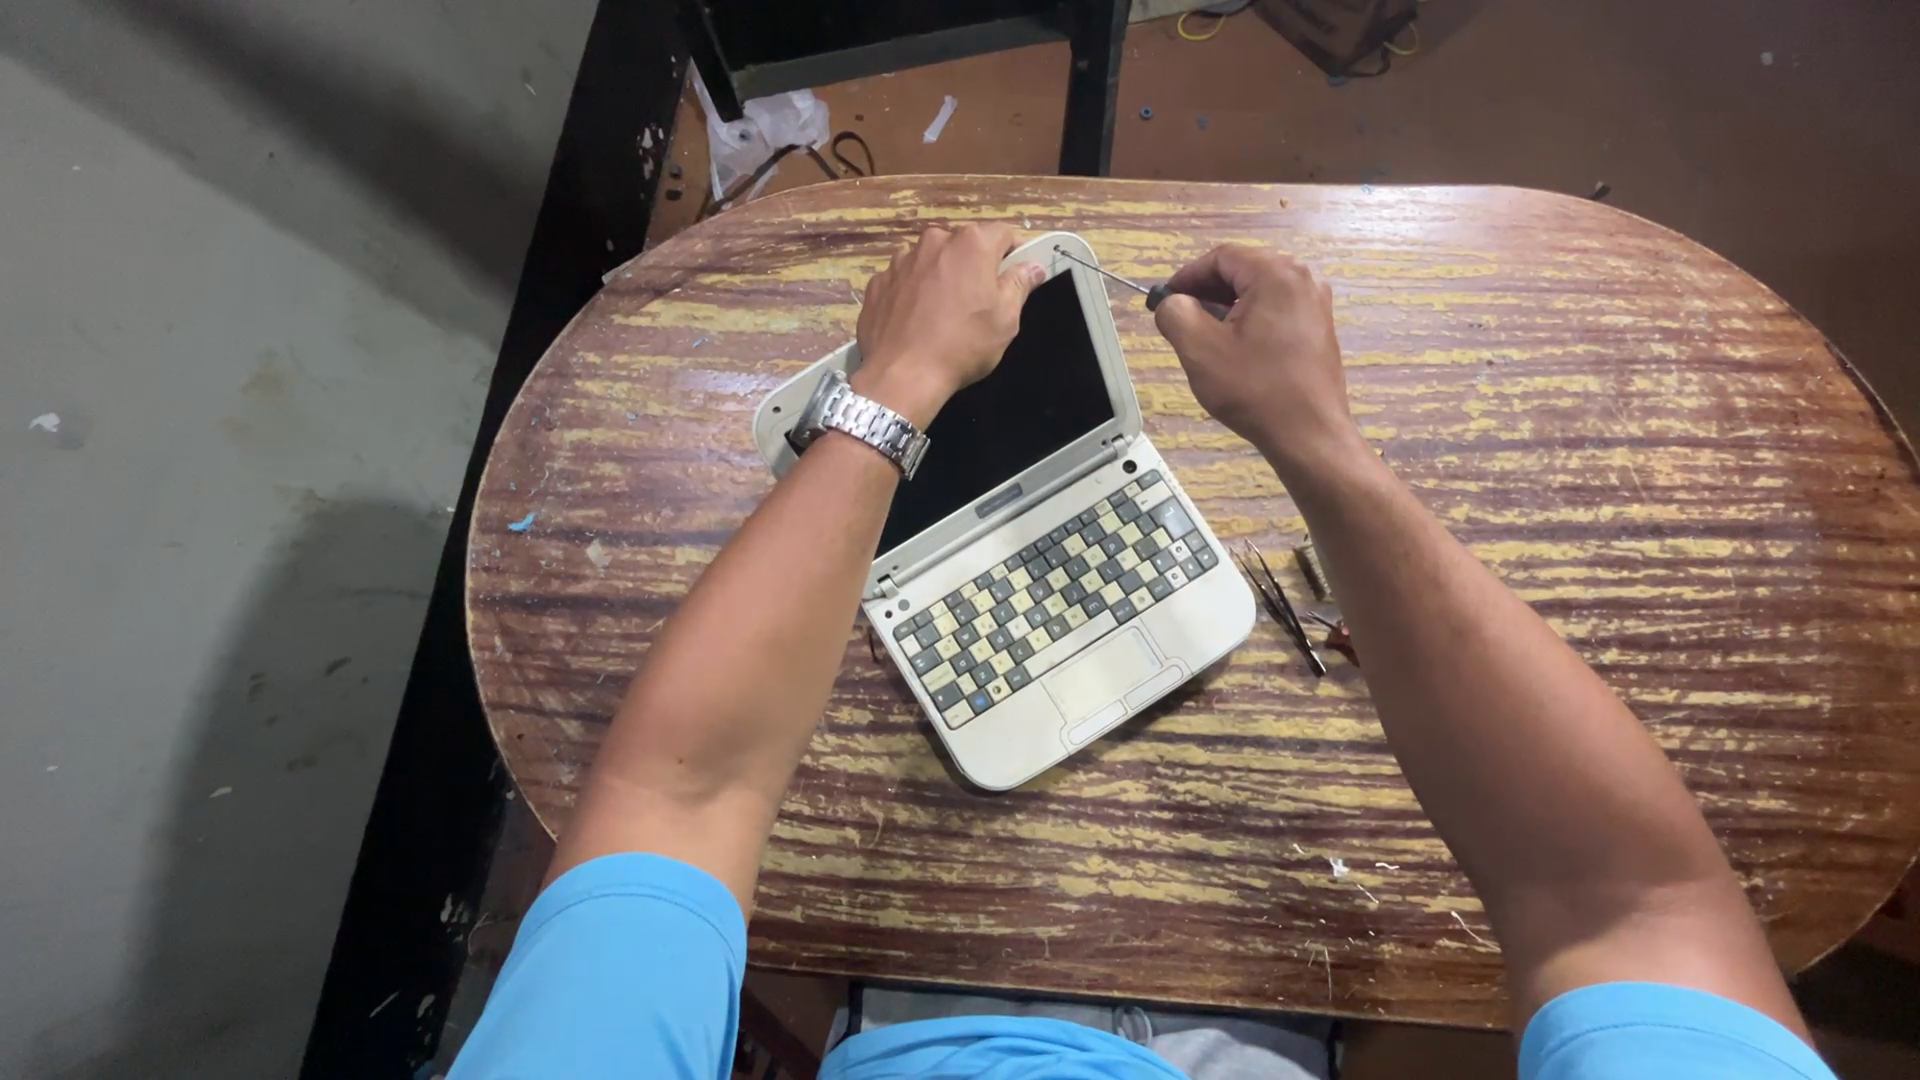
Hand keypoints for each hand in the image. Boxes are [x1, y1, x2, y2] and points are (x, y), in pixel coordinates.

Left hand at [852, 225, 1045, 426]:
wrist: (902, 374)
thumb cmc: (963, 345)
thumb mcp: (1006, 320)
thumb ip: (1019, 285)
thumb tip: (1032, 266)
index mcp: (972, 243)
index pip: (1003, 234)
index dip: (1013, 254)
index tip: (1015, 277)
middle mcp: (934, 241)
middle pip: (963, 245)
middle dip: (973, 266)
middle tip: (977, 302)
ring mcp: (901, 260)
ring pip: (931, 261)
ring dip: (940, 277)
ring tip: (941, 314)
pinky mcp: (878, 283)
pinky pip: (903, 281)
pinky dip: (911, 294)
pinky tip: (914, 322)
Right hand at [1154, 246, 1365, 478]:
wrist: (1307, 433)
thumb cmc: (1254, 390)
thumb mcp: (1200, 351)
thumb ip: (1175, 314)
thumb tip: (1171, 302)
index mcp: (1276, 274)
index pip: (1222, 257)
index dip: (1187, 276)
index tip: (1165, 300)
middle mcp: (1303, 279)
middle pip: (1242, 270)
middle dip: (1206, 292)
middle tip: (1181, 319)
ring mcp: (1316, 304)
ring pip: (1258, 292)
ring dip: (1226, 308)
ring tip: (1204, 339)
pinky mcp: (1318, 328)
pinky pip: (1275, 310)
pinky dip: (1249, 321)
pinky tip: (1234, 351)